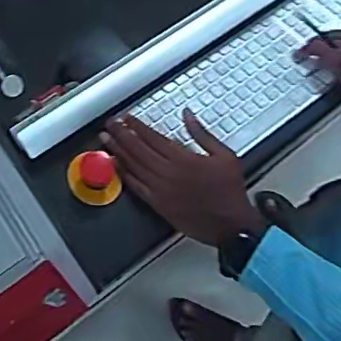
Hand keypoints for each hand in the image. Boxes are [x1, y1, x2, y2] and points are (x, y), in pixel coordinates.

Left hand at [99, 114, 263, 245]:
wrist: (234, 226)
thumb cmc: (231, 191)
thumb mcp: (225, 156)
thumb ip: (202, 133)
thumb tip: (187, 114)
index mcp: (183, 159)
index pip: (152, 137)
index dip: (136, 125)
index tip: (126, 118)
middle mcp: (168, 172)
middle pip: (137, 148)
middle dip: (121, 133)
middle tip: (110, 123)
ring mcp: (161, 189)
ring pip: (133, 164)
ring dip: (118, 149)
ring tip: (106, 138)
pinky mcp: (158, 204)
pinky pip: (135, 185)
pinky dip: (123, 173)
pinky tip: (114, 163)